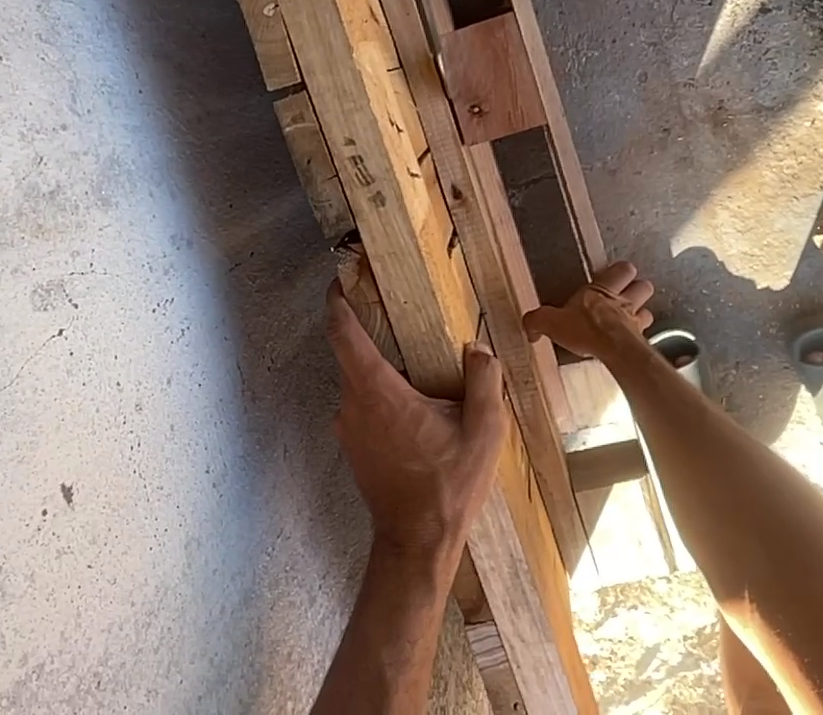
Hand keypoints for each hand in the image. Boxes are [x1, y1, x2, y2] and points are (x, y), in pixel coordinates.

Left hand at [325, 281, 507, 562]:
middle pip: (351, 354)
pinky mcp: (353, 446)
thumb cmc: (449, 485)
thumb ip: (485, 382)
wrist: (416, 542)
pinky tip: (415, 411)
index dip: (338, 302)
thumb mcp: (484, 431)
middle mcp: (353, 404)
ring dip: (382, 369)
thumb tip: (478, 350)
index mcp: (378, 391)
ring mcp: (348, 427)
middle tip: (399, 315)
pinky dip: (381, 396)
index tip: (341, 280)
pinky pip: (363, 406)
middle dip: (370, 331)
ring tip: (419, 369)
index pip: (343, 333)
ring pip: (359, 382)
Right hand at [523, 261, 655, 361]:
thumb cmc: (587, 330)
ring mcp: (635, 321)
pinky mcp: (640, 341)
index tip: (610, 276)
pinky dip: (640, 337)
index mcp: (602, 290)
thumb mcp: (551, 322)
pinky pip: (646, 335)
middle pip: (643, 285)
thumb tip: (528, 325)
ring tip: (630, 317)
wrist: (614, 351)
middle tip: (625, 293)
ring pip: (648, 309)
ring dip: (641, 312)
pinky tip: (630, 342)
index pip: (622, 269)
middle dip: (636, 288)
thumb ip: (537, 320)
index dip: (620, 271)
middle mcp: (623, 301)